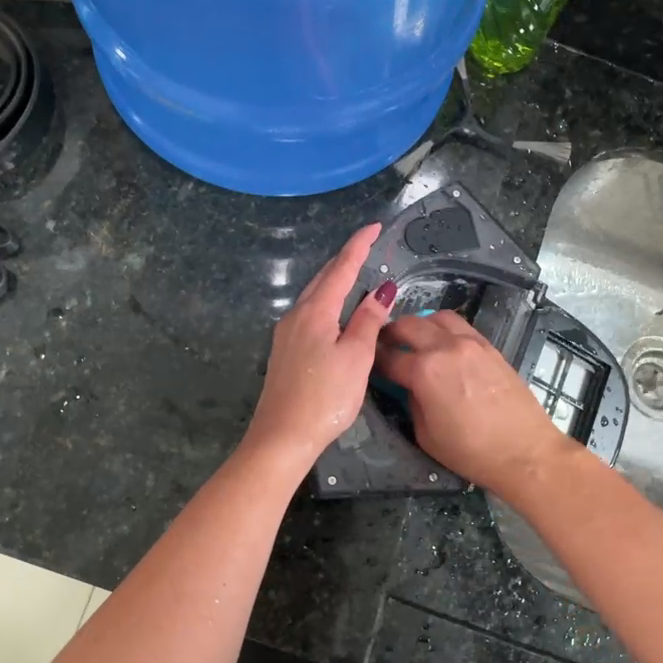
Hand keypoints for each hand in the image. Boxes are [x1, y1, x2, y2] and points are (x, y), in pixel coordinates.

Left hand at [244, 223, 392, 467]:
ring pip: (314, 295)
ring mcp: (286, 333)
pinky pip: (309, 312)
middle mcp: (296, 315)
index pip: (341, 268)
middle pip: (323, 278)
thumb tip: (380, 290)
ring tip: (355, 272)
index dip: (359, 246)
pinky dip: (326, 301)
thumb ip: (367, 321)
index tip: (374, 226)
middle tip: (367, 245)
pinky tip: (335, 311)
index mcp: (315, 312)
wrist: (282, 436)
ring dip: (334, 280)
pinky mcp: (284, 350)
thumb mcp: (356, 358)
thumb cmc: (325, 397)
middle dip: (345, 259)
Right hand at [373, 311, 571, 495]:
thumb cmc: (472, 452)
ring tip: (416, 341)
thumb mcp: (426, 435)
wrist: (525, 451)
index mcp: (424, 371)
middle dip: (391, 334)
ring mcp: (470, 342)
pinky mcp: (490, 346)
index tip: (368, 362)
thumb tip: (408, 387)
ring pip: (436, 317)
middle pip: (408, 325)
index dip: (374, 359)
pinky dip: (444, 329)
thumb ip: (411, 403)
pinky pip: (460, 326)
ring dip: (420, 325)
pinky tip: (443, 346)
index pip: (389, 357)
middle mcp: (445, 347)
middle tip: (385, 346)